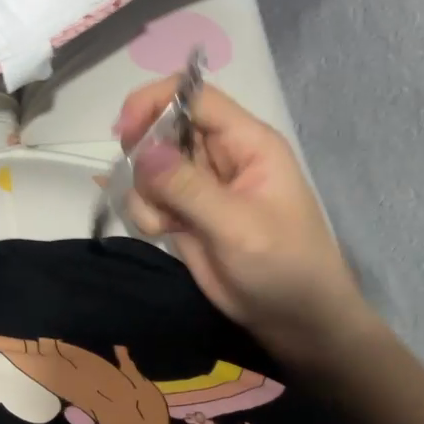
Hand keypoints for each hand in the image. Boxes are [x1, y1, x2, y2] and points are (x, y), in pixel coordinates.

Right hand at [115, 79, 367, 355]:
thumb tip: (142, 150)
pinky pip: (147, 192)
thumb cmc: (285, 270)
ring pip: (148, 161)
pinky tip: (162, 232)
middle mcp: (220, 152)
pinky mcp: (183, 208)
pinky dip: (144, 209)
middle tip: (147, 189)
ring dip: (144, 190)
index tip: (126, 134)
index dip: (154, 103)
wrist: (297, 327)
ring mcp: (199, 181)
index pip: (192, 96)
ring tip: (162, 223)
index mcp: (246, 142)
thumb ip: (190, 188)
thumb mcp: (240, 228)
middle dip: (144, 155)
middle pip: (162, 125)